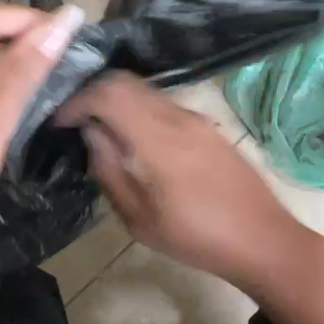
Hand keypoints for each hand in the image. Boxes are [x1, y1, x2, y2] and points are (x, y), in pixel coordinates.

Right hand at [58, 73, 316, 297]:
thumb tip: (90, 135)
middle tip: (72, 120)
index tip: (58, 122)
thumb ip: (110, 173)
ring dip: (116, 101)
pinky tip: (132, 139)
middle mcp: (178, 118)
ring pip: (145, 91)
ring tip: (98, 130)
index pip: (108, 94)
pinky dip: (137, 110)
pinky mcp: (208, 127)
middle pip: (125, 82)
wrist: (264, 241)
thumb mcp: (140, 220)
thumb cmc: (198, 239)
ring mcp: (197, 119)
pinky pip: (163, 104)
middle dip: (91, 94)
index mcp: (158, 141)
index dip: (76, 102)